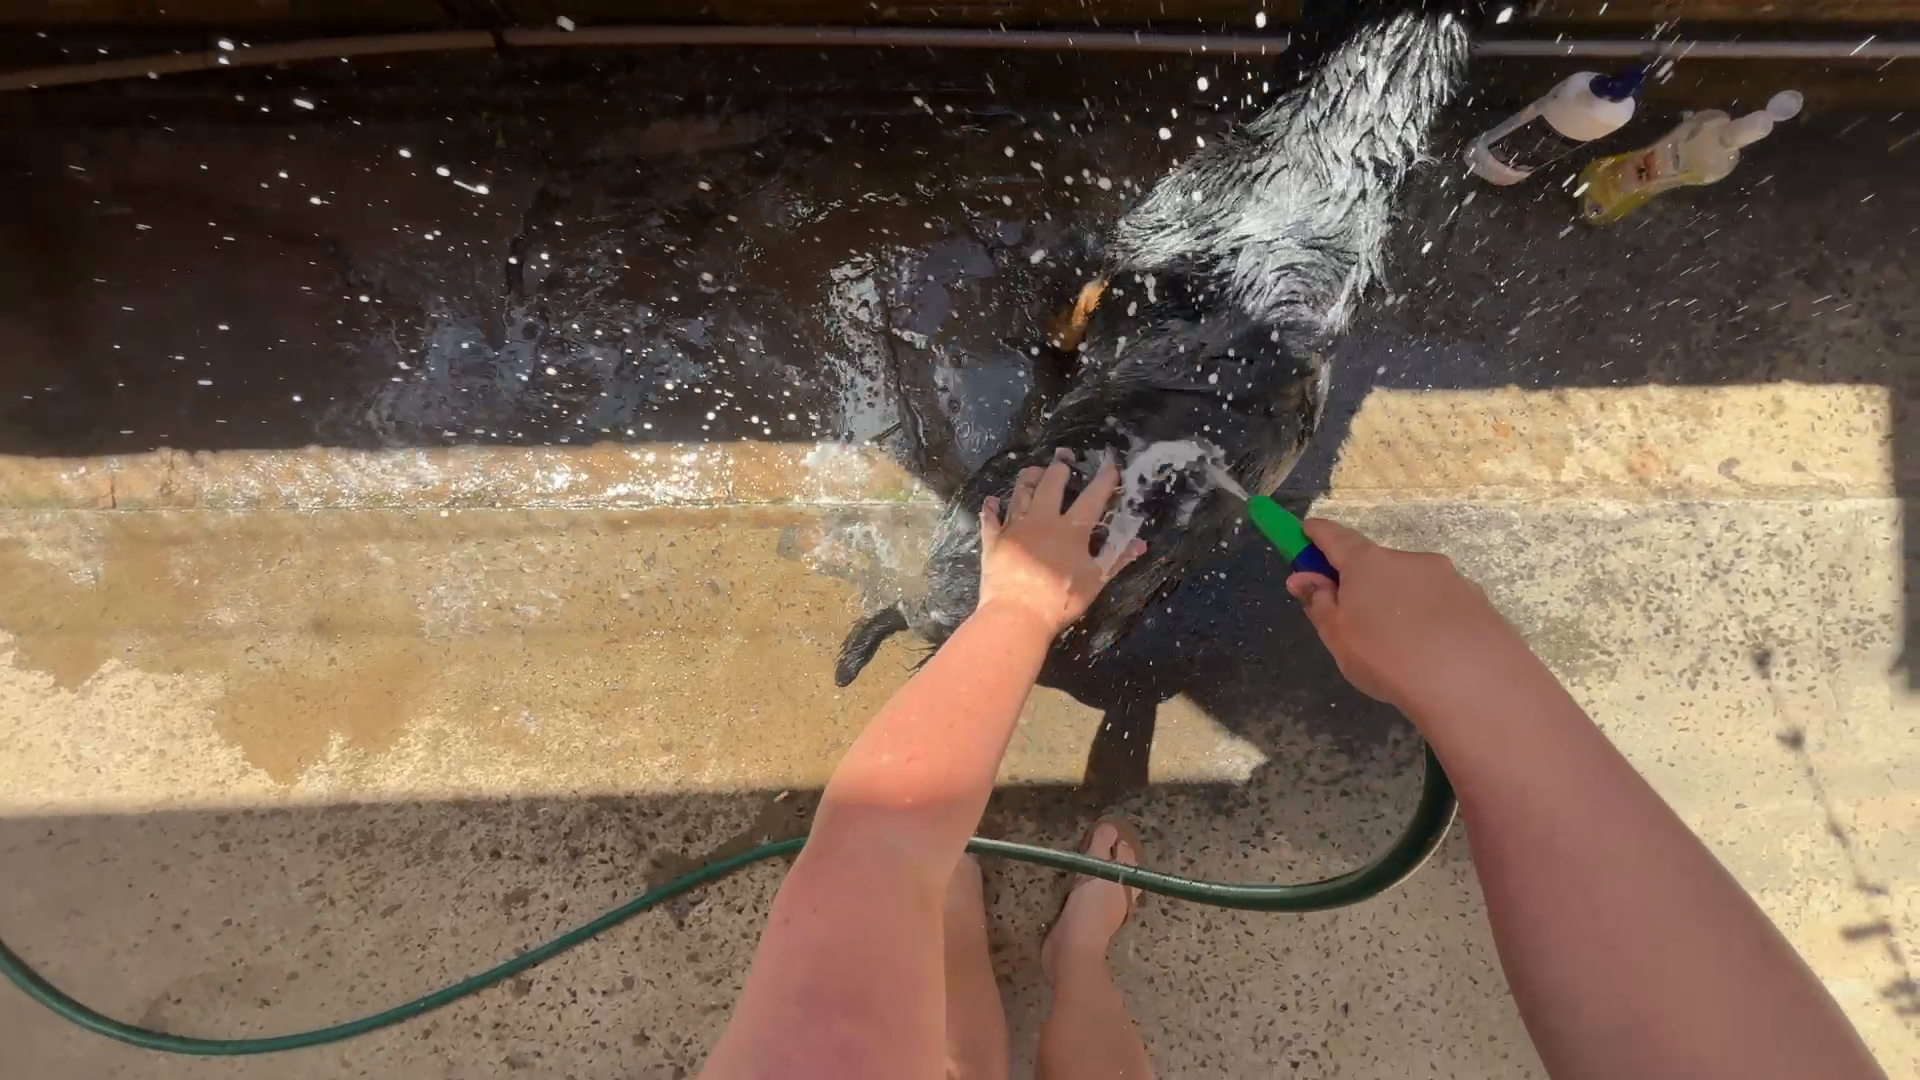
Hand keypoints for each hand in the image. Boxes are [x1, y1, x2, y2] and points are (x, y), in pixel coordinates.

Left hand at [977, 447, 1147, 637]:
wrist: (1017, 614)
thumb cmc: (1060, 600)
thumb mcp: (1095, 581)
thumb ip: (1117, 558)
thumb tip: (1141, 543)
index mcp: (1071, 530)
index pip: (1092, 498)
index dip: (1103, 480)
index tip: (1110, 465)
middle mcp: (1041, 520)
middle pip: (1051, 485)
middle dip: (1059, 469)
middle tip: (1063, 457)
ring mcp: (1015, 528)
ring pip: (1020, 494)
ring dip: (1027, 479)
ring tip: (1033, 469)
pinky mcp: (994, 541)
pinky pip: (991, 520)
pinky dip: (991, 509)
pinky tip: (991, 500)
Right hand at [1284, 519, 1532, 714]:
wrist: (1476, 686)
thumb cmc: (1387, 657)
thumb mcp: (1336, 635)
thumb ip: (1318, 603)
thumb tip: (1304, 578)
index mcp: (1368, 563)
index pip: (1335, 536)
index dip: (1316, 533)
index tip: (1305, 531)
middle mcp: (1409, 560)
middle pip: (1375, 564)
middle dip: (1358, 582)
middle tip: (1349, 618)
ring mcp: (1450, 578)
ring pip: (1409, 585)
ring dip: (1395, 602)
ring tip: (1396, 646)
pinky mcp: (1478, 602)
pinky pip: (1440, 604)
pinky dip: (1427, 617)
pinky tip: (1429, 651)